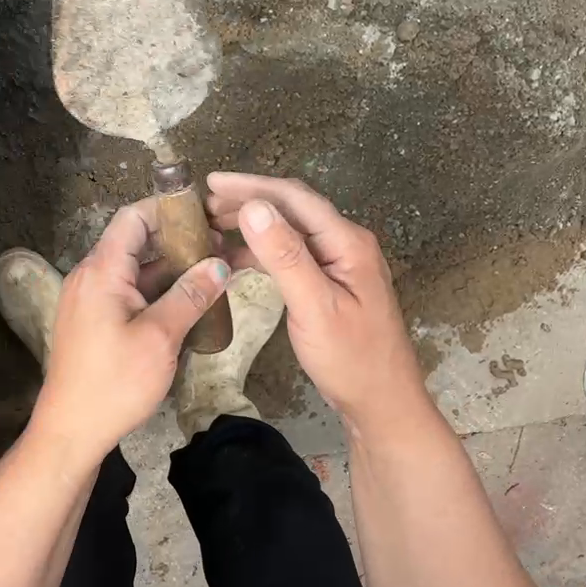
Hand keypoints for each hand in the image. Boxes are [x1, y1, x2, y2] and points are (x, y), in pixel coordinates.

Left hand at [29, 199, 231, 464]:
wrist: (70, 431)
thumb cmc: (114, 383)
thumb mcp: (160, 337)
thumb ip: (191, 295)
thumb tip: (220, 263)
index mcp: (102, 270)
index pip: (133, 217)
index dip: (169, 209)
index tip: (206, 215)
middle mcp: (91, 276)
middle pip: (135, 241)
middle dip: (178, 240)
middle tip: (220, 246)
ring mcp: (90, 299)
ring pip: (135, 269)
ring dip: (170, 268)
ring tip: (213, 272)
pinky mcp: (94, 320)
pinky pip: (128, 291)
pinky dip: (156, 291)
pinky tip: (188, 302)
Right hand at [205, 173, 426, 426]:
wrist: (383, 404)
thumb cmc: (351, 359)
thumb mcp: (314, 306)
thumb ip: (284, 256)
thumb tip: (253, 207)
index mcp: (346, 242)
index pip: (294, 198)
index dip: (250, 186)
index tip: (210, 183)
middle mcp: (345, 243)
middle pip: (292, 208)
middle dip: (247, 200)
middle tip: (203, 205)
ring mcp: (339, 262)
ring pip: (289, 230)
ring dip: (252, 224)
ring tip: (211, 226)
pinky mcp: (330, 282)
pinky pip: (291, 254)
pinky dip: (261, 251)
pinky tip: (235, 259)